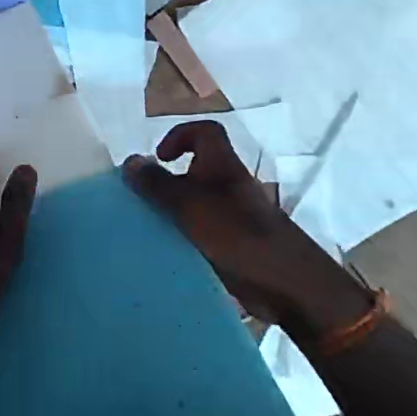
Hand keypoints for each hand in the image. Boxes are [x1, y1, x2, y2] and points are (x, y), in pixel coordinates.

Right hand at [122, 122, 366, 331]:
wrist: (286, 283)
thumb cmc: (237, 234)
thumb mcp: (189, 205)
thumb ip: (158, 184)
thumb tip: (130, 161)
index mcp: (223, 166)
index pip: (205, 132)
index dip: (181, 135)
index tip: (159, 157)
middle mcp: (230, 186)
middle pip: (197, 170)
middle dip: (169, 181)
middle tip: (144, 200)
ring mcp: (235, 217)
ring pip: (198, 204)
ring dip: (175, 213)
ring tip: (150, 229)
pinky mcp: (236, 246)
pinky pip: (203, 234)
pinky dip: (186, 239)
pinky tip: (168, 255)